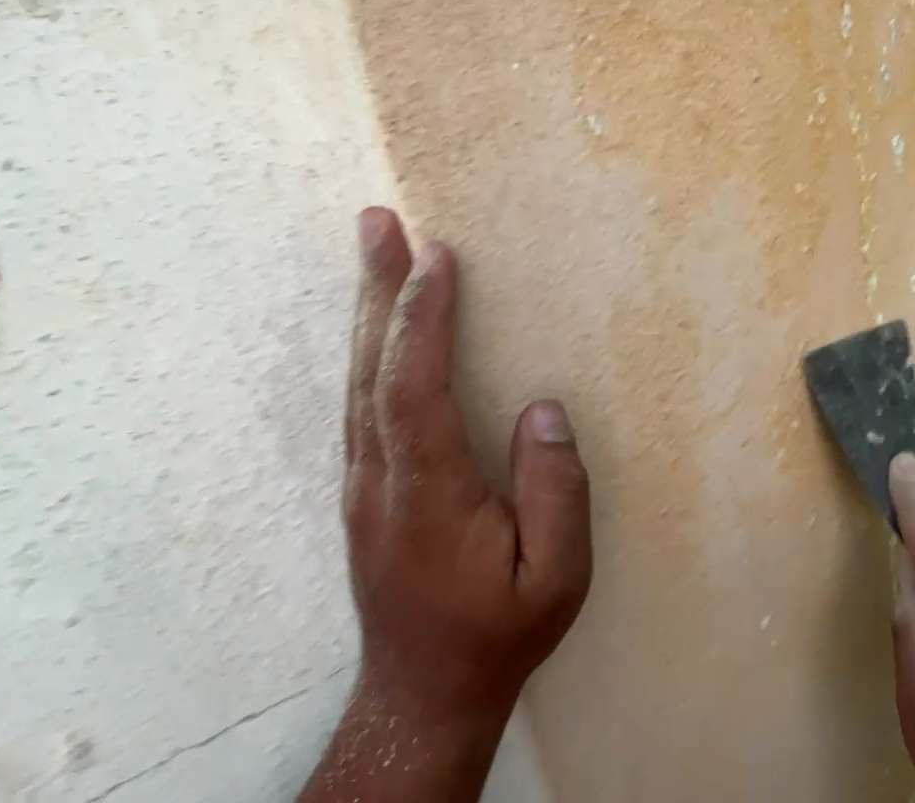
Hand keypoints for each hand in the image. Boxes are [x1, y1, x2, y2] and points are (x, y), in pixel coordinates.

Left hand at [301, 207, 591, 802]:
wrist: (422, 692)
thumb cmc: (497, 633)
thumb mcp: (556, 578)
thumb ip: (556, 493)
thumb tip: (543, 411)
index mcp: (429, 492)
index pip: (416, 386)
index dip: (424, 317)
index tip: (438, 256)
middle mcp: (380, 477)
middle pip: (371, 367)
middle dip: (377, 289)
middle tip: (378, 222)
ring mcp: (361, 482)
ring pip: (357, 381)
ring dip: (367, 311)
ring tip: (375, 251)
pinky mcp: (361, 488)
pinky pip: (359, 400)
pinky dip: (368, 348)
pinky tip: (375, 326)